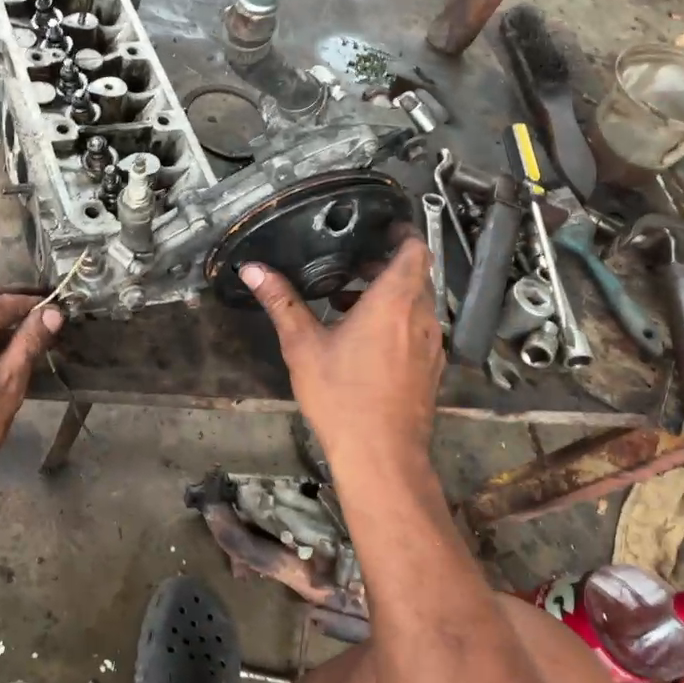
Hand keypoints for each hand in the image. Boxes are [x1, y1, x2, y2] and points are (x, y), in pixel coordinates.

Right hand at [241, 238, 443, 477]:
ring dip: (390, 296)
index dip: (403, 234)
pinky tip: (365, 341)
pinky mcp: (431, 369)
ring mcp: (431, 345)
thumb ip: (282, 303)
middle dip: (387, 266)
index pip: (414, 251)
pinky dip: (397, 321)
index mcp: (394, 301)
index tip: (382, 228)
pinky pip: (418, 330)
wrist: (382, 455)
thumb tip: (253, 270)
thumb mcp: (302, 346)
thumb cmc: (342, 395)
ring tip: (349, 302)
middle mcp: (421, 317)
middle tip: (352, 263)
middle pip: (416, 276)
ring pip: (417, 304)